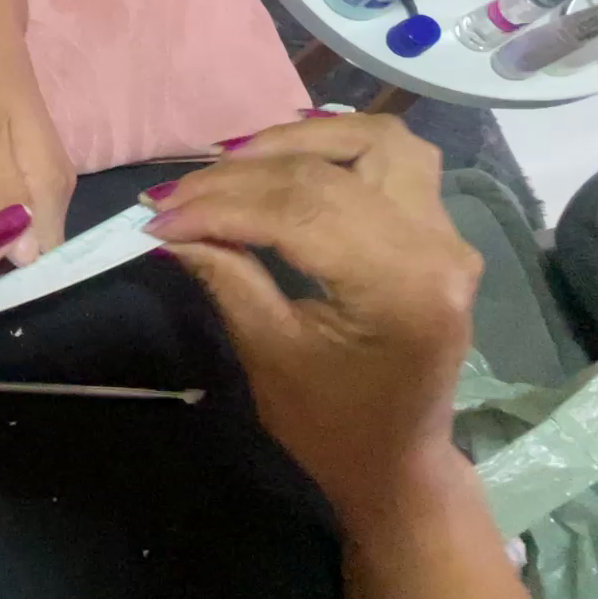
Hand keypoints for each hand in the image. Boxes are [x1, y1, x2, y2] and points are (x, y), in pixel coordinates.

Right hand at [140, 113, 483, 526]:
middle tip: (173, 197)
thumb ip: (223, 273)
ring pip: (372, 141)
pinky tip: (281, 150)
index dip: (216, 208)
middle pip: (323, 174)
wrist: (397, 459)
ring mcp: (444, 231)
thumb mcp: (265, 350)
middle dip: (235, 178)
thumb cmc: (329, 421)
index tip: (153, 218)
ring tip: (229, 161)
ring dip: (294, 140)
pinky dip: (333, 139)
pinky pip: (390, 155)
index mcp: (398, 288)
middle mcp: (436, 246)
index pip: (295, 213)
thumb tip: (168, 226)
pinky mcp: (433, 227)